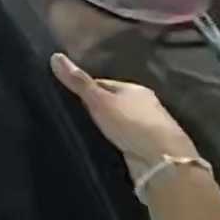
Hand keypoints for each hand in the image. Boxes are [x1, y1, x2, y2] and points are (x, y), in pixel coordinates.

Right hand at [51, 53, 196, 177]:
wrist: (165, 164)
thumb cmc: (131, 124)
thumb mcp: (99, 101)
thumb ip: (78, 82)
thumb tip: (55, 55)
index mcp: (135, 89)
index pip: (103, 83)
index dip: (84, 88)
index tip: (66, 96)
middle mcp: (145, 105)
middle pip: (112, 102)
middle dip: (95, 107)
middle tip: (72, 113)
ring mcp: (149, 127)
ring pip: (118, 121)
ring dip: (105, 125)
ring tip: (83, 129)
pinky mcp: (149, 147)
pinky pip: (124, 138)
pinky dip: (114, 140)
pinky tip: (101, 144)